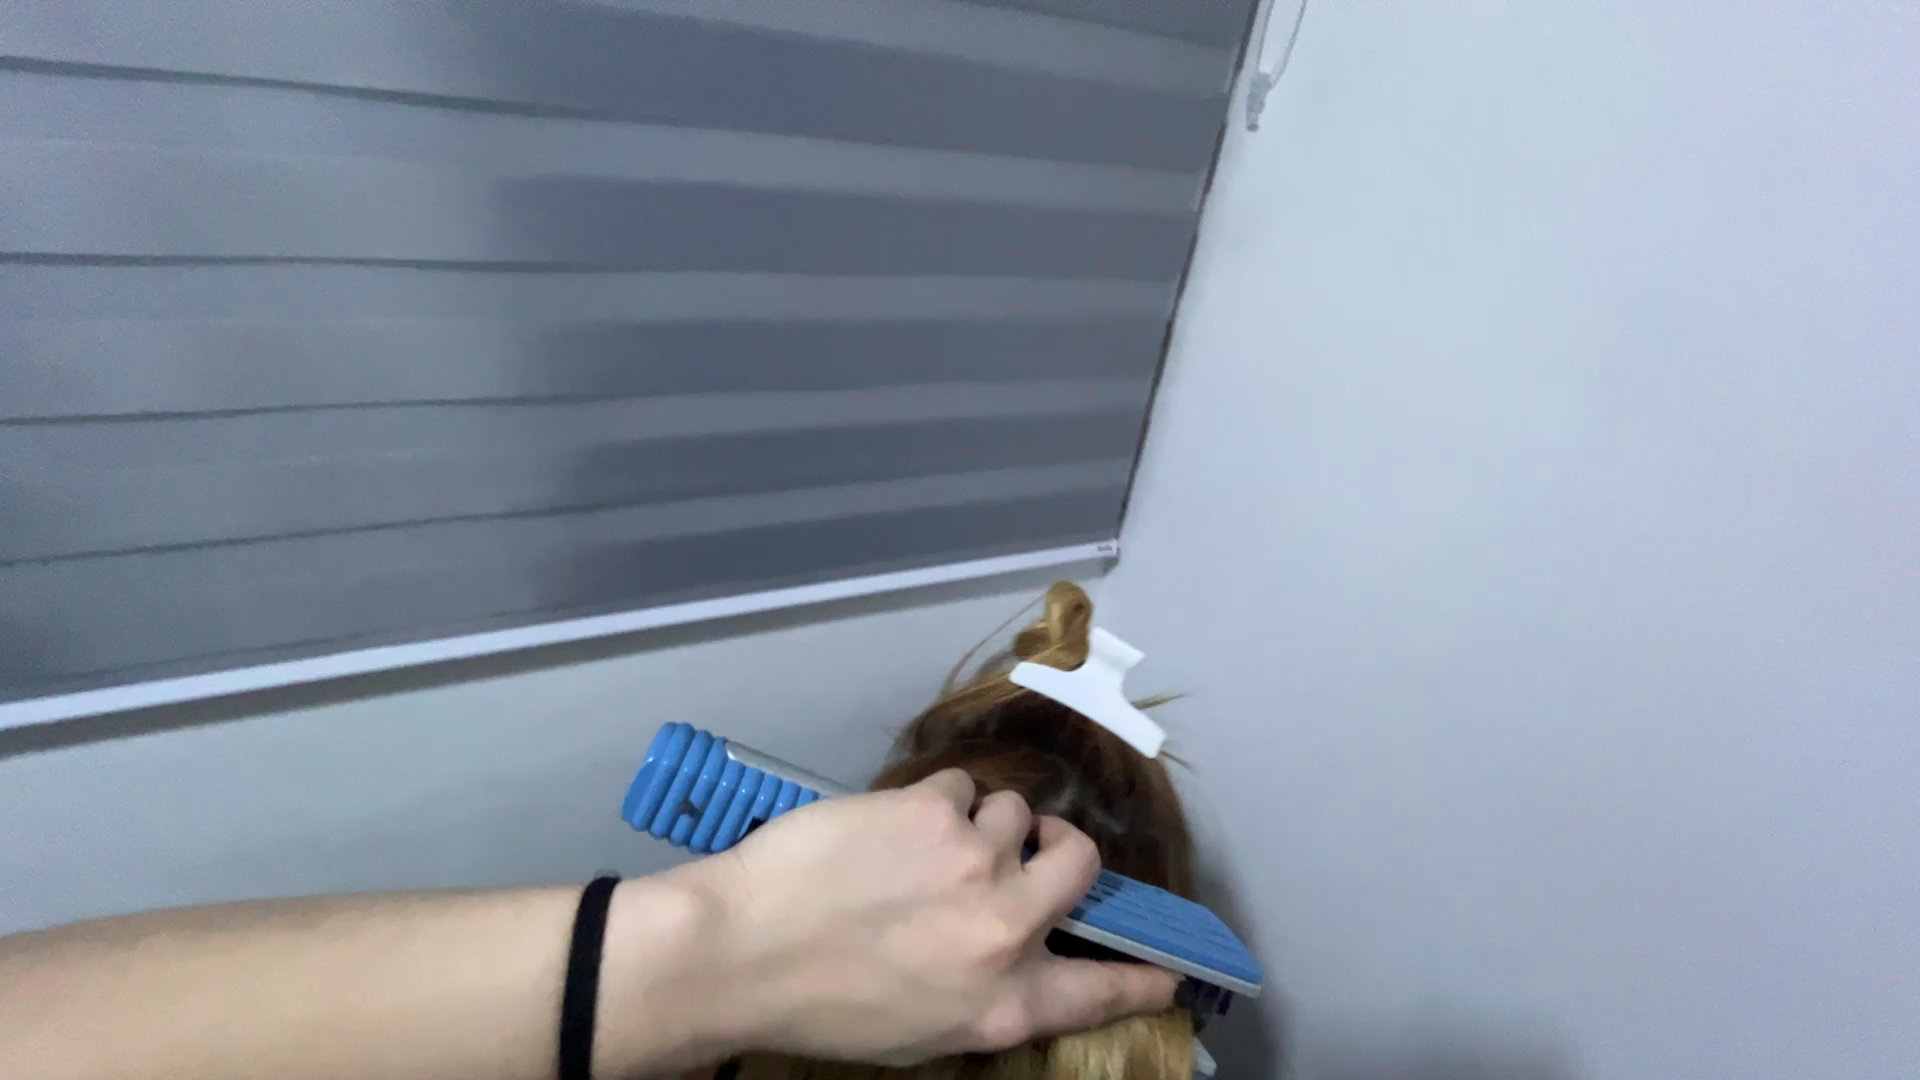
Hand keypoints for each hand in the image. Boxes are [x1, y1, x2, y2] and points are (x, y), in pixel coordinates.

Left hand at [670, 770, 1178, 1065]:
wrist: (745, 949)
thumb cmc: (826, 1002)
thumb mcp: (924, 1024)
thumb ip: (988, 987)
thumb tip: (1022, 947)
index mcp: (1002, 998)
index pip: (1096, 990)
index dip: (1137, 977)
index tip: (1169, 972)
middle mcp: (1005, 928)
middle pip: (1081, 858)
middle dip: (1059, 844)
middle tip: (1026, 845)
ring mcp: (974, 860)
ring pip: (1014, 808)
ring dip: (982, 821)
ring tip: (929, 842)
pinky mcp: (933, 809)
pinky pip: (962, 786)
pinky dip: (937, 801)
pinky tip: (895, 825)